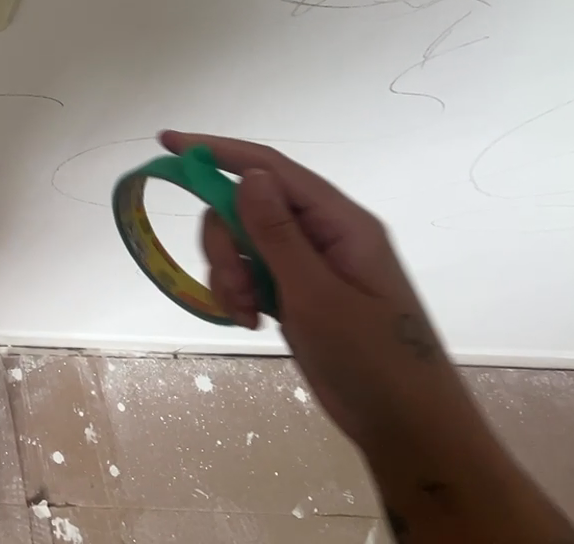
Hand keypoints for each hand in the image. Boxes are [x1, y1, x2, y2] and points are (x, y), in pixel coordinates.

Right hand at [167, 132, 573, 542]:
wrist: (406, 430)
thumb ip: (277, 232)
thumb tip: (248, 174)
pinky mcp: (294, 287)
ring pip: (238, 240)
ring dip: (228, 273)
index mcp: (341, 224)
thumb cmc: (373, 362)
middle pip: (243, 208)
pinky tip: (249, 320)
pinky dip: (235, 291)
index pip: (269, 168)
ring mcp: (308, 261)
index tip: (167, 143)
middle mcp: (323, 233)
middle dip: (223, 244)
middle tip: (232, 286)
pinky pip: (245, 268)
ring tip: (245, 313)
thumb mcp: (317, 295)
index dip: (216, 151)